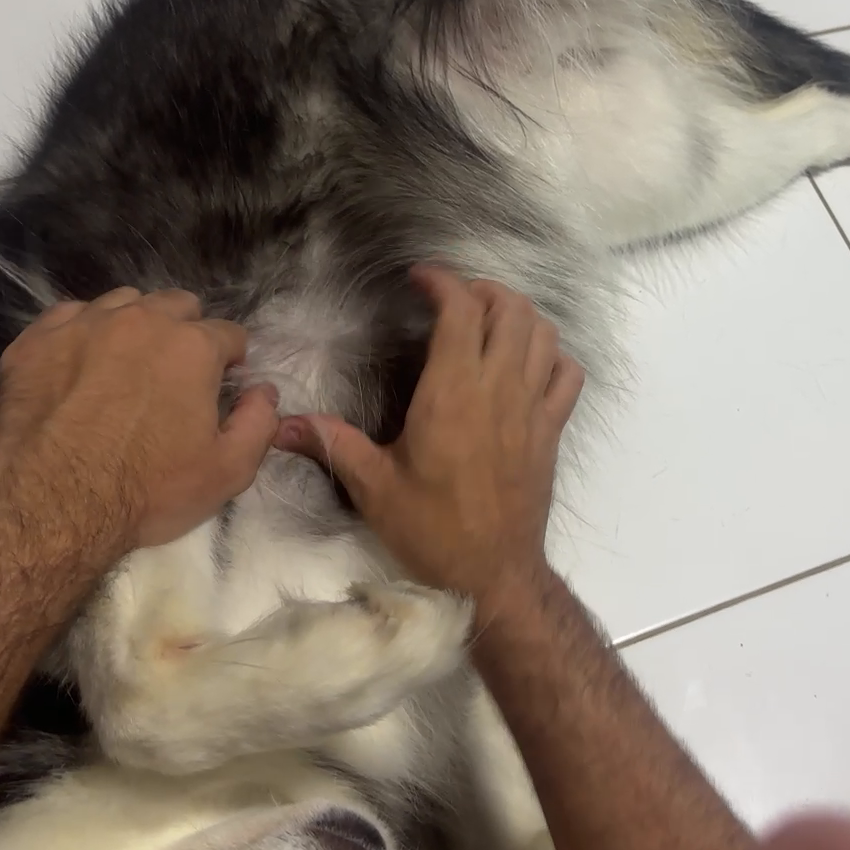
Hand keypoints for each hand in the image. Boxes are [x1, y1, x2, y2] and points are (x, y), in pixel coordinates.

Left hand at [0, 287, 280, 554]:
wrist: (50, 510)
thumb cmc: (150, 489)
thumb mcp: (231, 469)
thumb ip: (261, 421)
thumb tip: (263, 391)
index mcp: (194, 348)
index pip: (230, 333)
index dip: (231, 361)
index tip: (220, 388)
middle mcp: (142, 322)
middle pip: (178, 304)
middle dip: (187, 330)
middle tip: (177, 372)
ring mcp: (83, 327)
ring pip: (125, 301)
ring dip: (137, 325)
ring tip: (128, 363)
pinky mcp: (34, 342)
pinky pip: (70, 315)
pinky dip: (85, 331)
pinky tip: (83, 364)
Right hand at [275, 267, 584, 610]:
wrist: (493, 572)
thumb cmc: (431, 529)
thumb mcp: (374, 487)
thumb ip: (333, 443)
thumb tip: (281, 425)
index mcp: (452, 392)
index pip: (461, 310)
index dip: (444, 281)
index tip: (422, 277)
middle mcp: (500, 387)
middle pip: (511, 309)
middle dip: (484, 290)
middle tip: (455, 299)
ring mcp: (534, 406)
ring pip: (543, 334)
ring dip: (520, 315)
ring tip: (491, 321)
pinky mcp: (553, 428)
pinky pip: (569, 374)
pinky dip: (554, 356)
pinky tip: (531, 363)